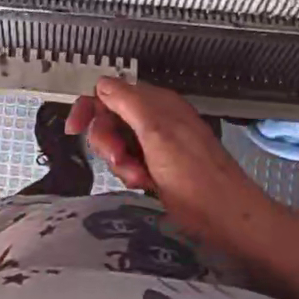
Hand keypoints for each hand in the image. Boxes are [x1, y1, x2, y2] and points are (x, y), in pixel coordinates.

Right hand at [65, 78, 283, 243]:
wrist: (223, 215)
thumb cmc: (194, 174)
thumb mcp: (156, 132)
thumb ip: (128, 103)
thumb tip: (102, 83)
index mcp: (156, 103)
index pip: (110, 92)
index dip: (90, 108)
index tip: (75, 130)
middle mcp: (156, 118)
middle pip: (110, 120)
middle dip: (108, 142)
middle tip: (121, 159)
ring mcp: (157, 142)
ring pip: (117, 144)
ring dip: (120, 162)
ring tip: (139, 176)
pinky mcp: (158, 165)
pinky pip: (129, 163)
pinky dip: (131, 173)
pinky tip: (145, 184)